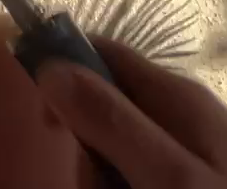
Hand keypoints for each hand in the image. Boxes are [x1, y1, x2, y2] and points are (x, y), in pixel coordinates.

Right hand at [37, 42, 226, 187]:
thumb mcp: (171, 179)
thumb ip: (110, 120)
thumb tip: (48, 65)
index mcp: (177, 98)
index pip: (99, 52)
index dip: (61, 70)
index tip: (43, 117)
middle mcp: (177, 122)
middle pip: (98, 113)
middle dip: (87, 156)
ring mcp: (184, 164)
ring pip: (109, 159)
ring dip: (101, 185)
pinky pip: (130, 182)